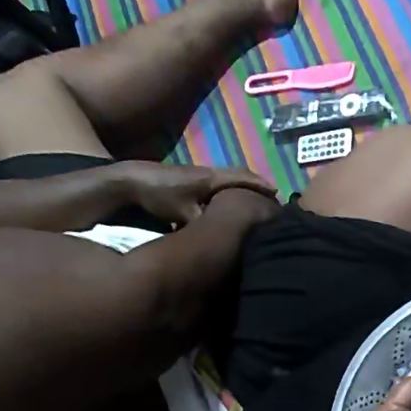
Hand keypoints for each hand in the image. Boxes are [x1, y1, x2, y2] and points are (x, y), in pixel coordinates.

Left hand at [113, 162, 275, 226]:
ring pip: (229, 179)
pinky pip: (219, 183)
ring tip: (258, 200)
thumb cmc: (160, 195)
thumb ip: (206, 223)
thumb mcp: (185, 213)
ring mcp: (200, 175)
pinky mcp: (192, 180)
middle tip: (273, 198)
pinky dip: (231, 189)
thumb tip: (225, 237)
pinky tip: (232, 202)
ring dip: (244, 187)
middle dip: (257, 185)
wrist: (133, 181)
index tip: (277, 194)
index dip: (261, 186)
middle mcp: (209, 173)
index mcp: (211, 179)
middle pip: (239, 176)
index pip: (242, 179)